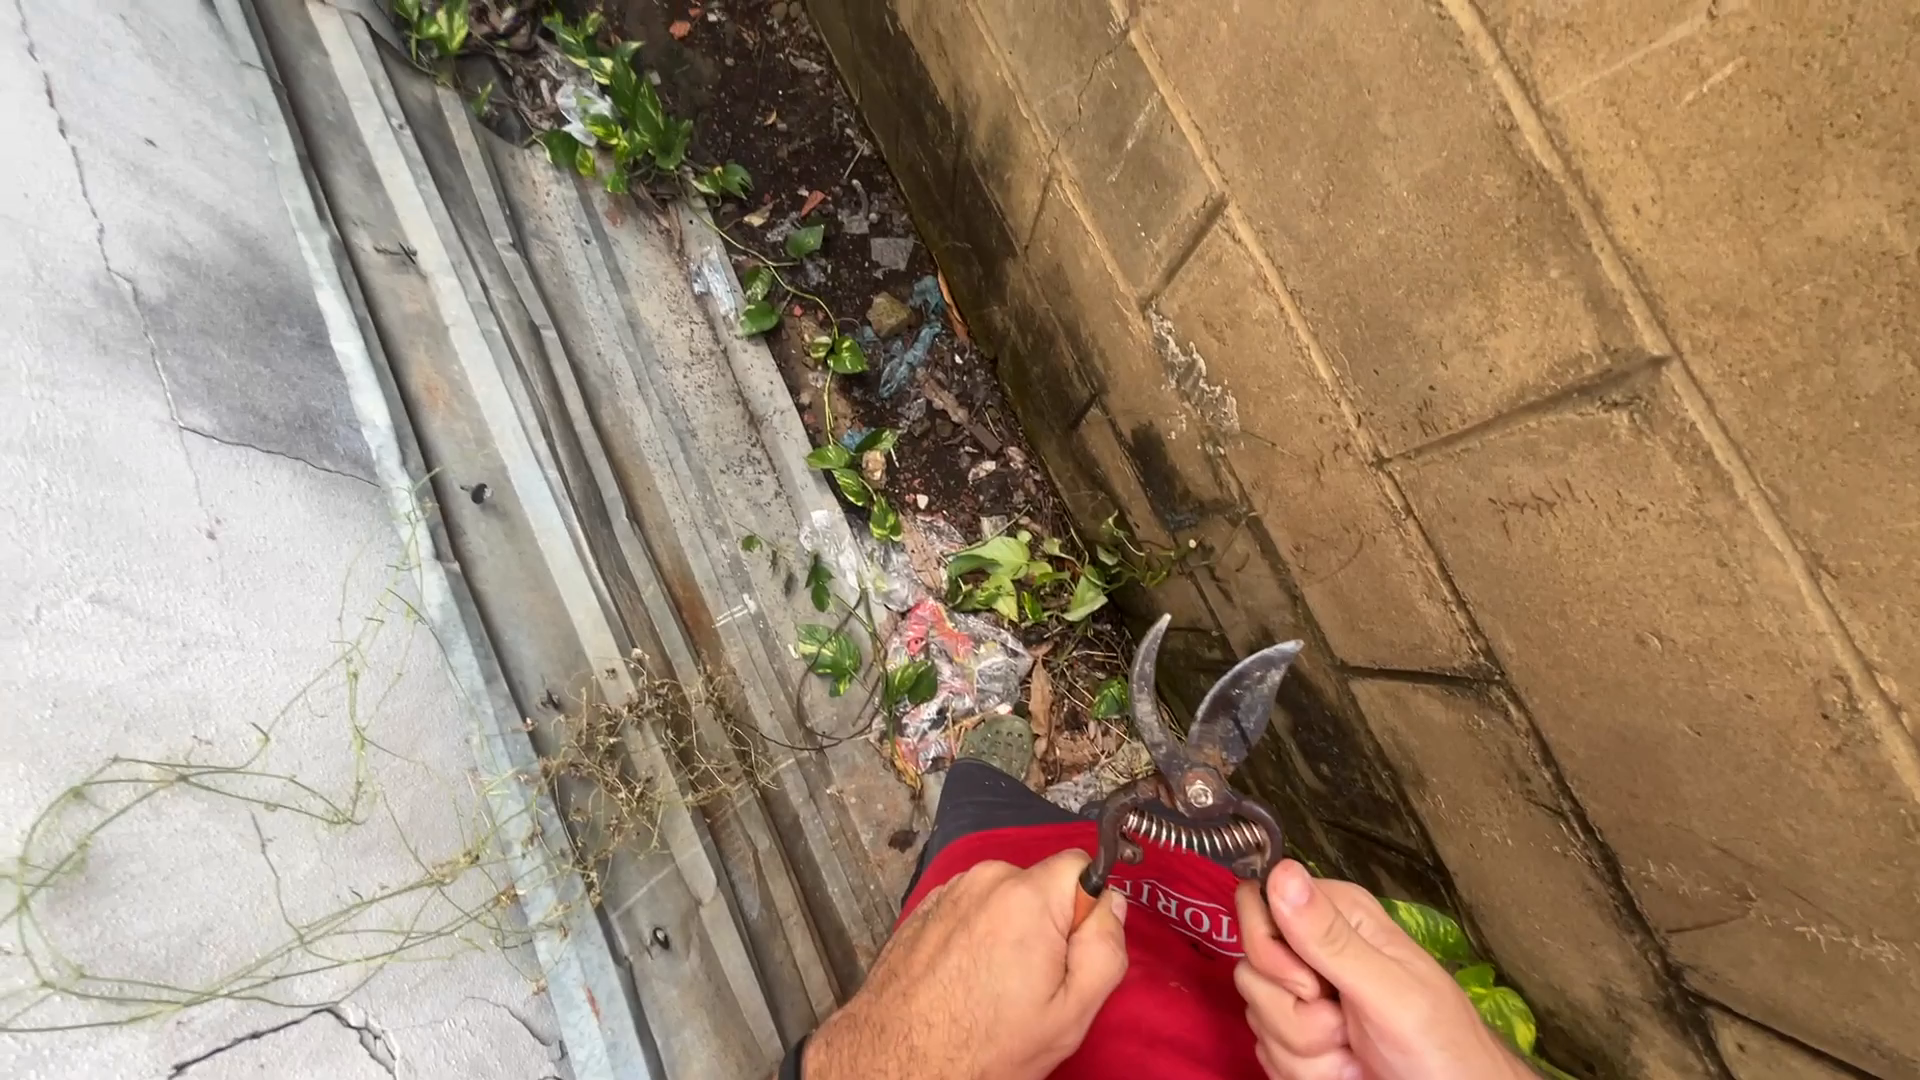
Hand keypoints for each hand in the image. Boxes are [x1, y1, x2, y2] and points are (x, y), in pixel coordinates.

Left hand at [804, 850, 1129, 1079]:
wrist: (896, 1059)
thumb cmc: (985, 1044)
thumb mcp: (1070, 1013)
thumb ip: (1105, 949)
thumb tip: (1110, 903)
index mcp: (1028, 895)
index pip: (1080, 864)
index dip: (1087, 906)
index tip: (1075, 948)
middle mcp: (988, 876)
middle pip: (1042, 884)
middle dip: (1048, 923)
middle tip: (1034, 980)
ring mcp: (952, 887)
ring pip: (1006, 896)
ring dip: (1010, 928)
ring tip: (994, 984)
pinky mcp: (927, 903)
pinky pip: (972, 905)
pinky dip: (977, 932)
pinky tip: (965, 976)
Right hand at [1232, 860, 1531, 1079]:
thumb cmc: (1443, 1051)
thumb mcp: (1393, 993)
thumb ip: (1331, 937)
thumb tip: (1280, 870)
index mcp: (1333, 914)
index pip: (1255, 904)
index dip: (1273, 952)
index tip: (1316, 987)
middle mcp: (1311, 945)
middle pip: (1250, 966)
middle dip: (1294, 1014)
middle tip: (1344, 1028)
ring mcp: (1301, 993)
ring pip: (1256, 1013)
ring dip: (1304, 1053)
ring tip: (1353, 1057)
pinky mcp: (1295, 1036)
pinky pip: (1265, 1048)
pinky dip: (1302, 1072)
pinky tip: (1341, 1071)